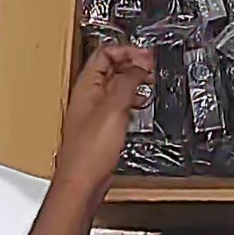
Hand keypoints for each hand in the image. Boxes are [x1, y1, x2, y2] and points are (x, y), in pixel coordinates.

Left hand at [55, 45, 154, 201]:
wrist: (82, 183)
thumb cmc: (90, 151)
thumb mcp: (114, 108)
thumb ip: (127, 82)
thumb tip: (139, 66)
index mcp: (86, 86)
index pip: (104, 53)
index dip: (126, 51)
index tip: (145, 56)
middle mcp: (88, 96)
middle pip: (110, 67)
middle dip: (132, 63)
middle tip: (151, 66)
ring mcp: (94, 111)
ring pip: (116, 85)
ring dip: (134, 81)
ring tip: (149, 82)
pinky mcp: (101, 126)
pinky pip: (118, 103)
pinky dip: (131, 99)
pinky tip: (140, 105)